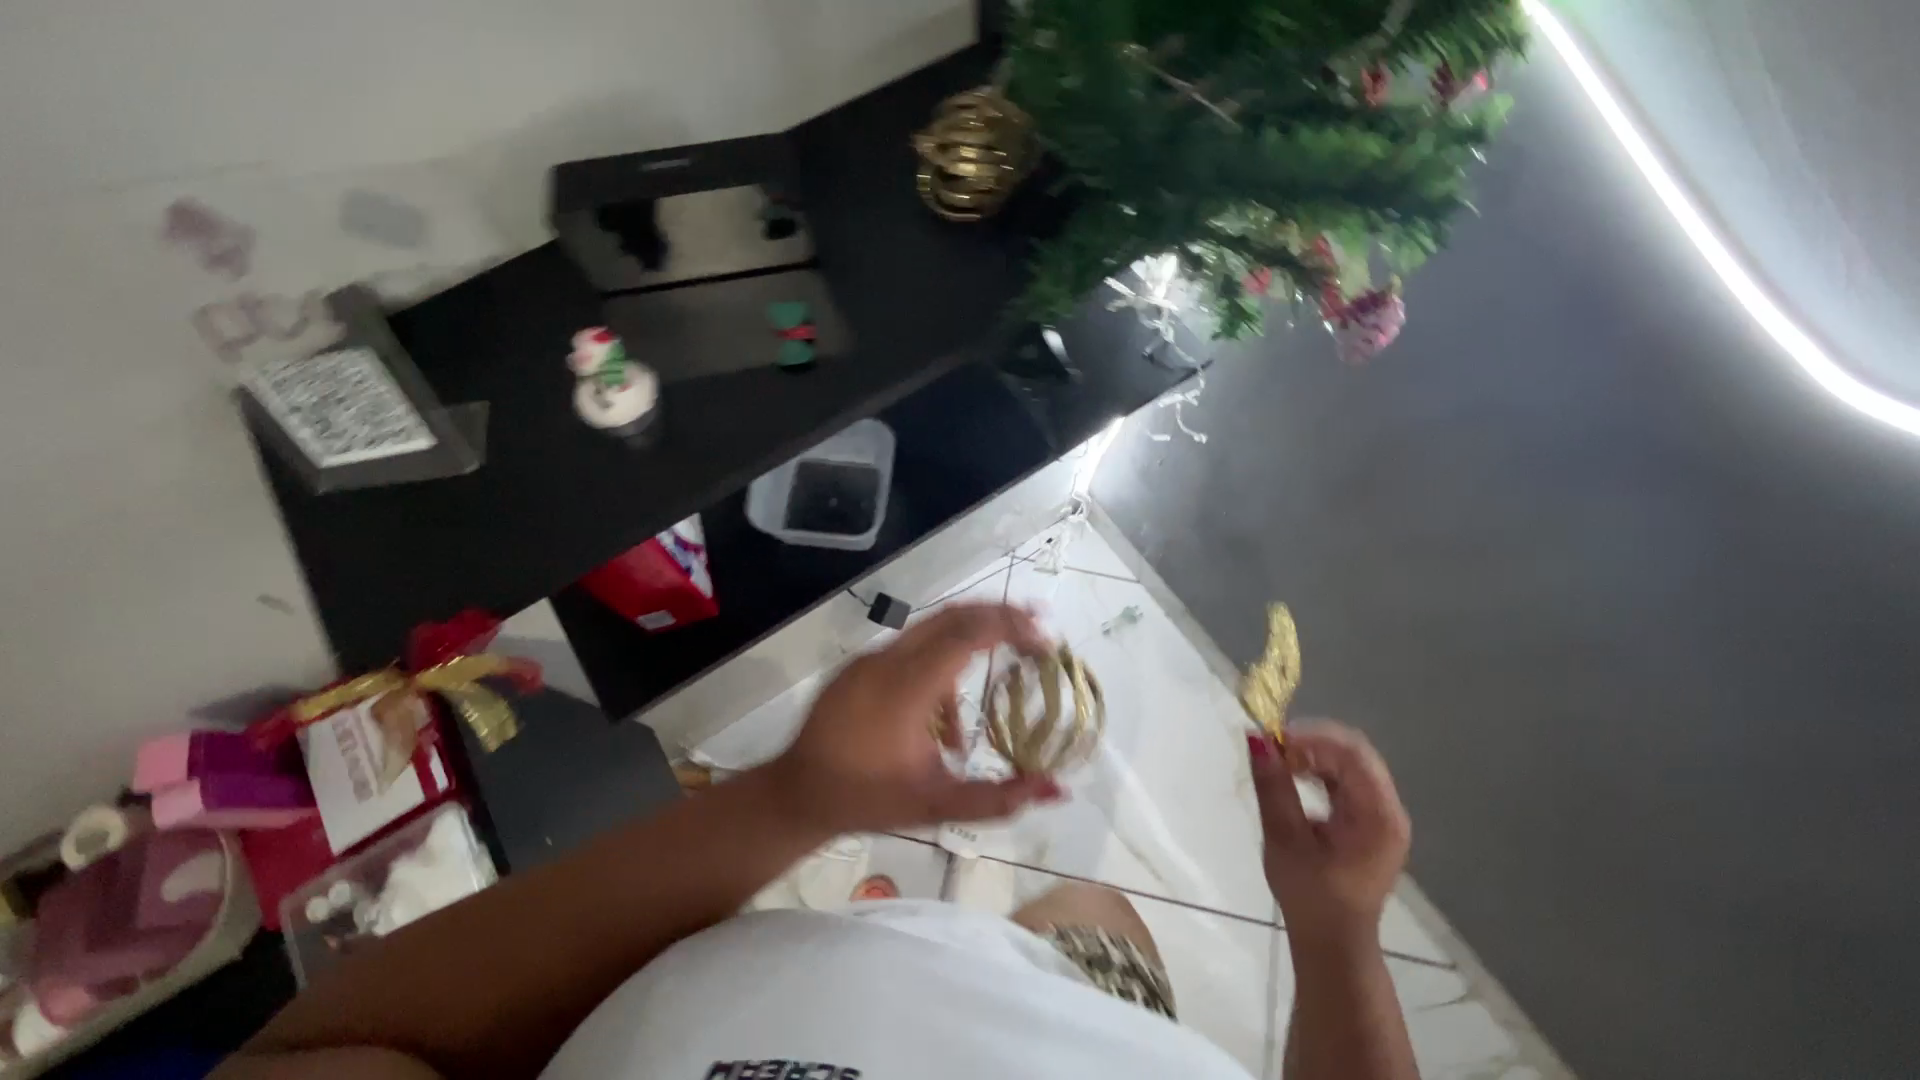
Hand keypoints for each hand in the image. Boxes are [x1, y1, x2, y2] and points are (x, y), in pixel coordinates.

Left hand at [765, 603, 1064, 836]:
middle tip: (1035, 629)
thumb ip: (999, 798)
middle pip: (952, 617)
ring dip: (966, 649)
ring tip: (972, 716)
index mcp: (907, 687)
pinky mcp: (857, 667)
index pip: (968, 635)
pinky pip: (907, 653)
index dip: (1011, 629)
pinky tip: (938, 721)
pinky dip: (936, 667)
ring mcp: (868, 660)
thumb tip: (1057, 789)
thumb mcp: (937, 806)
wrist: (796, 794)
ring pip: (930, 633)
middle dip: (997, 616)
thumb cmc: (868, 800)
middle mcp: (887, 661)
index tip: (1045, 641)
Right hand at [1248, 722, 1410, 947]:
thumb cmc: (1310, 896)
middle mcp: (1389, 810)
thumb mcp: (1285, 840)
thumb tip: (1257, 740)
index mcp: (1379, 815)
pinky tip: (1293, 779)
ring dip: (1313, 756)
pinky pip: (1346, 782)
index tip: (1273, 738)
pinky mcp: (1369, 822)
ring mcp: (1381, 816)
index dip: (1313, 736)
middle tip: (1271, 748)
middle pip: (1355, 755)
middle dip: (1311, 743)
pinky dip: (1318, 772)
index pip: (1353, 754)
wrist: (1333, 944)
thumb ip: (1274, 787)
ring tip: (1278, 763)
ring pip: (1350, 765)